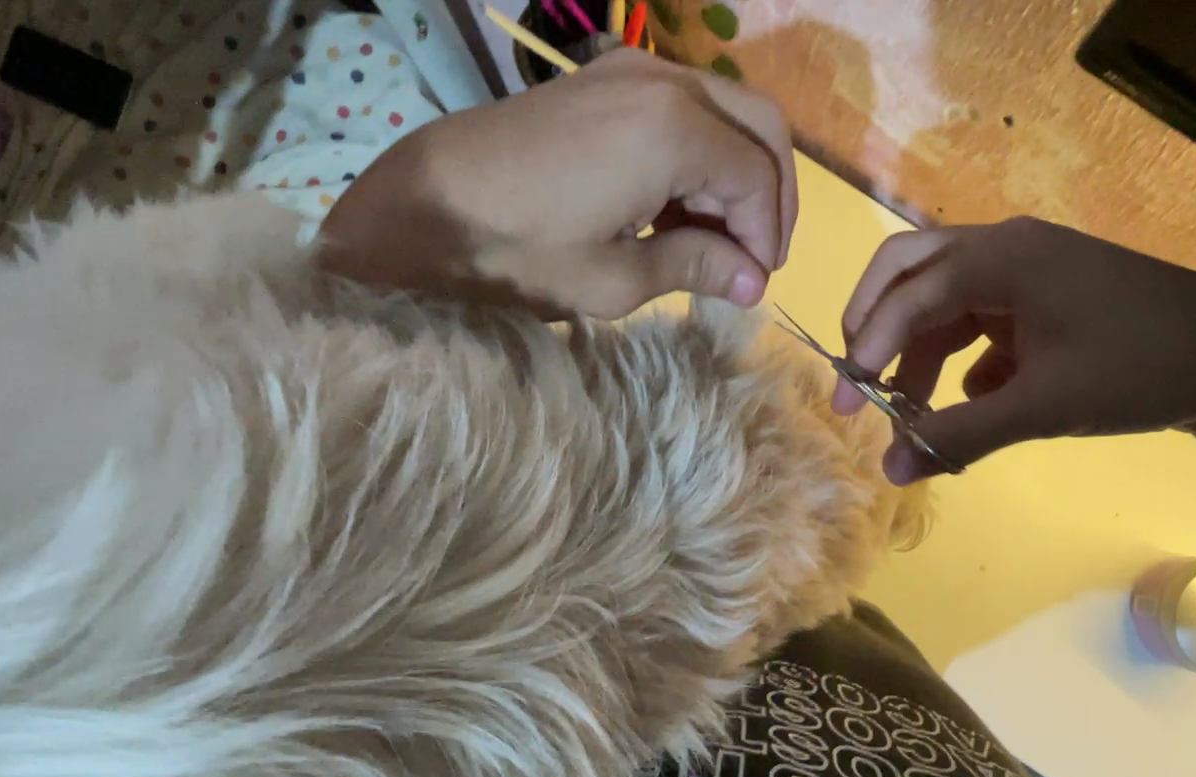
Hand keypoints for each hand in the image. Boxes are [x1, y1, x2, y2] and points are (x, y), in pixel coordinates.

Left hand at [318, 50, 796, 318]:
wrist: (424, 205)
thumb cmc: (517, 252)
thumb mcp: (612, 279)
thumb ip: (694, 266)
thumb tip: (753, 280)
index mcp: (673, 130)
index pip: (757, 179)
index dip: (766, 237)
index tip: (753, 286)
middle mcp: (665, 83)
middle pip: (761, 128)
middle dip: (770, 198)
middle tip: (756, 259)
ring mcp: (634, 72)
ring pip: (728, 113)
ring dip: (738, 175)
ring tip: (720, 243)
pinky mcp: (607, 80)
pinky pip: (687, 108)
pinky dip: (703, 156)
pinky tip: (682, 208)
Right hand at [837, 217, 1195, 482]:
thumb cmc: (1135, 371)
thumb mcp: (1040, 407)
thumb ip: (958, 437)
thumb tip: (891, 472)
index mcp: (1002, 259)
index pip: (910, 294)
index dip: (870, 346)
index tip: (849, 402)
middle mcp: (1003, 250)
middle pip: (909, 270)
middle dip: (874, 325)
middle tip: (856, 378)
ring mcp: (1023, 271)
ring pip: (941, 301)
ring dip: (916, 352)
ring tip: (907, 411)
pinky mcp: (1039, 298)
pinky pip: (975, 320)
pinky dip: (959, 358)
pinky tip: (972, 401)